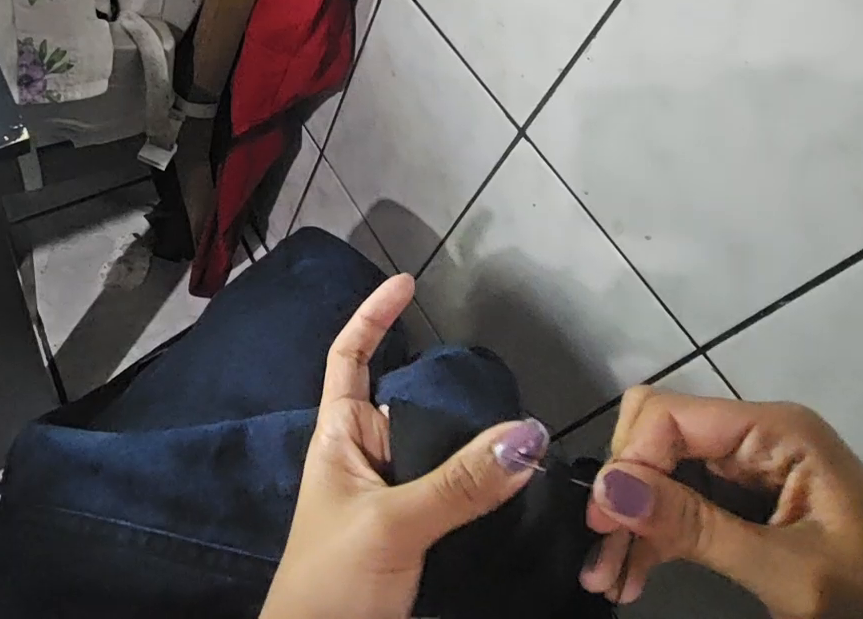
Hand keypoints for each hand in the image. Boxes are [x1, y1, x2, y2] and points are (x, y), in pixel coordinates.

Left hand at [259, 274, 549, 618]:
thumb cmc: (332, 580)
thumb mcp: (393, 523)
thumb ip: (459, 482)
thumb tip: (526, 433)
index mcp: (339, 433)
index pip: (349, 355)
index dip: (373, 315)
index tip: (407, 282)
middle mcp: (365, 455)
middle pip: (410, 403)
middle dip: (453, 394)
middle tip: (510, 387)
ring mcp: (391, 496)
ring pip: (439, 451)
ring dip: (475, 444)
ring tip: (530, 435)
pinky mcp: (415, 534)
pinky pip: (454, 493)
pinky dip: (483, 485)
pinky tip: (520, 483)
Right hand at [581, 389, 862, 618]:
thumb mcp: (790, 576)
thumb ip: (696, 527)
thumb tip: (605, 490)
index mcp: (775, 430)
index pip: (669, 415)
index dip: (628, 460)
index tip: (603, 521)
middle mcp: (755, 434)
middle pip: (657, 435)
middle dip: (624, 489)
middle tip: (603, 552)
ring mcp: (750, 465)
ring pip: (661, 470)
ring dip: (631, 518)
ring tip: (607, 575)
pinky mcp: (747, 499)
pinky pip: (681, 500)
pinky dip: (655, 532)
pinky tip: (634, 571)